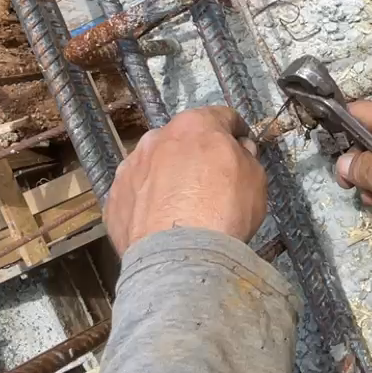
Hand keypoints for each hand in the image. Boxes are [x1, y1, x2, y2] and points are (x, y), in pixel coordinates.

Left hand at [106, 106, 266, 254]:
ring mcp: (131, 167)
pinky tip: (164, 223)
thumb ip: (246, 156)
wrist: (181, 256)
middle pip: (183, 139)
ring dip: (169, 177)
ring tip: (185, 207)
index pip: (221, 116)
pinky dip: (149, 203)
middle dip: (197, 154)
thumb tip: (240, 151)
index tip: (240, 143)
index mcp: (195, 125)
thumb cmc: (221, 212)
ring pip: (156, 165)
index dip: (235, 130)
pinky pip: (137, 194)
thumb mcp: (256, 178)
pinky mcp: (114, 198)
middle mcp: (158, 138)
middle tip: (213, 180)